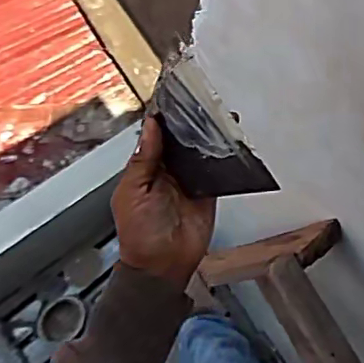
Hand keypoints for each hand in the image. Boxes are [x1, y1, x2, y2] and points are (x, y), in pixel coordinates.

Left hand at [112, 116, 215, 290]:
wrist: (162, 266)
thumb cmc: (139, 233)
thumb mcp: (132, 192)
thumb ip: (143, 159)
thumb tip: (151, 125)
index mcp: (146, 166)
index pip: (157, 134)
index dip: (164, 117)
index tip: (175, 96)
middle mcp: (169, 168)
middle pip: (181, 138)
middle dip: (190, 122)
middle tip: (202, 100)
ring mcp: (190, 178)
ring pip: (200, 149)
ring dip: (208, 135)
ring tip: (219, 114)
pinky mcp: (209, 189)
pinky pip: (216, 168)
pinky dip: (223, 155)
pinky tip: (230, 140)